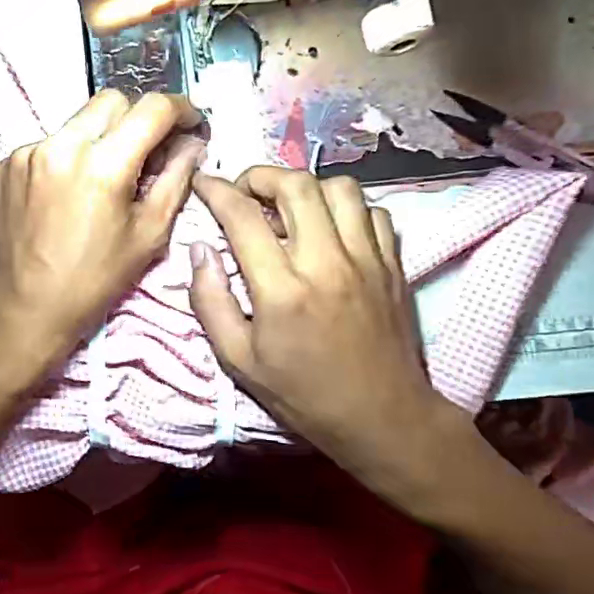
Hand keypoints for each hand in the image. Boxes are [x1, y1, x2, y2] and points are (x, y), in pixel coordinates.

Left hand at [0, 90, 203, 376]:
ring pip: (76, 122)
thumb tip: (192, 143)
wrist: (25, 310)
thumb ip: (176, 179)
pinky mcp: (2, 165)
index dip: (181, 108)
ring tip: (101, 182)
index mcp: (102, 165)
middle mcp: (60, 147)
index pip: (151, 109)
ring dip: (99, 140)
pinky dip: (65, 160)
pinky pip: (46, 145)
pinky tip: (66, 196)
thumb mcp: (149, 234)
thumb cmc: (95, 280)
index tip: (191, 122)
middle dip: (138, 118)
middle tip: (148, 152)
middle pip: (111, 101)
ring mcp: (24, 153)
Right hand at [188, 167, 477, 506]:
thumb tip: (200, 250)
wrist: (381, 417)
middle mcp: (326, 262)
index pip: (242, 215)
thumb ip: (211, 302)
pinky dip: (348, 209)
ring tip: (292, 207)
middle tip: (246, 192)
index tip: (204, 183)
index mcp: (282, 289)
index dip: (216, 189)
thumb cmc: (304, 394)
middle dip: (262, 176)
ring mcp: (367, 259)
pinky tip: (333, 229)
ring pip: (340, 188)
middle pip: (295, 185)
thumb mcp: (240, 361)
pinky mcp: (393, 264)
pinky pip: (374, 212)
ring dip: (308, 187)